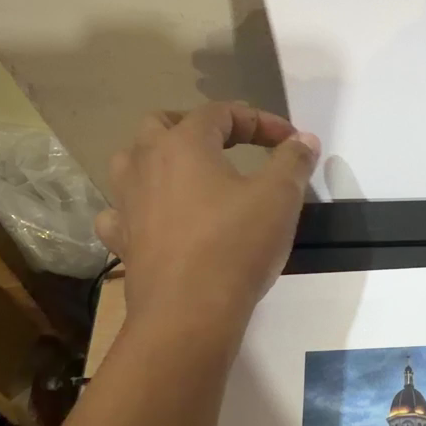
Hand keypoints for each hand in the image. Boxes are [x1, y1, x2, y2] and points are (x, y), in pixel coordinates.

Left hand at [94, 103, 317, 333]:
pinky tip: (155, 219)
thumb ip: (293, 161)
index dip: (260, 120)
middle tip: (227, 144)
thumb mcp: (280, 198)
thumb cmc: (237, 246)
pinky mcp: (121, 240)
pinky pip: (121, 211)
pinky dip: (138, 208)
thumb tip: (304, 139)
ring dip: (159, 160)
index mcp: (184, 143)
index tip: (291, 142)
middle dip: (196, 126)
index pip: (221, 113)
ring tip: (186, 175)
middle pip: (162, 124)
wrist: (189, 312)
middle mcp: (145, 162)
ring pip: (131, 162)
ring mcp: (125, 202)